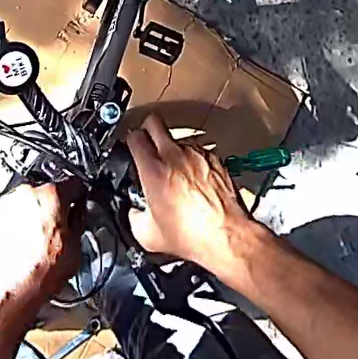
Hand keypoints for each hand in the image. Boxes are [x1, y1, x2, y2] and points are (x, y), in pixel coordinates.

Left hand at [0, 182, 80, 326]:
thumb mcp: (74, 250)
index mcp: (51, 194)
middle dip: (54, 207)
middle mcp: (26, 192)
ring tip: (37, 244)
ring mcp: (5, 204)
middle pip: (48, 191)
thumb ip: (79, 221)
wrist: (0, 298)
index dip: (80, 195)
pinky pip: (10, 214)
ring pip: (27, 203)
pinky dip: (16, 225)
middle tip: (58, 230)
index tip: (80, 202)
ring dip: (33, 215)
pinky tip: (21, 248)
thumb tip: (78, 213)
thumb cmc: (33, 277)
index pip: (74, 183)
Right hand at [125, 114, 272, 280]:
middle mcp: (175, 156)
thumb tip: (135, 213)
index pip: (135, 136)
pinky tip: (193, 180)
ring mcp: (196, 154)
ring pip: (177, 139)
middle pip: (154, 122)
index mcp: (154, 170)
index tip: (132, 146)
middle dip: (147, 130)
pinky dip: (192, 161)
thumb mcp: (148, 235)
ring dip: (172, 150)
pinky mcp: (213, 157)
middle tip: (147, 143)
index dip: (130, 140)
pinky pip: (197, 150)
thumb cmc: (194, 235)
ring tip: (175, 173)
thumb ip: (134, 217)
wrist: (226, 236)